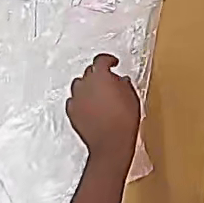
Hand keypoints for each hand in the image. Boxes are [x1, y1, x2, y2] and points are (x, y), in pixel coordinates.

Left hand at [68, 54, 139, 171]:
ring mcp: (76, 98)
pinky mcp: (71, 112)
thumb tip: (120, 81)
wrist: (111, 143)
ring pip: (79, 85)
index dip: (108, 59)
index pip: (101, 59)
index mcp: (100, 76)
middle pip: (89, 71)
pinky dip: (80, 100)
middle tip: (109, 80)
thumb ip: (123, 83)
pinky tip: (90, 106)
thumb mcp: (131, 96)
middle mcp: (85, 84)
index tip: (113, 62)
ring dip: (88, 86)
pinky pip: (74, 100)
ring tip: (98, 94)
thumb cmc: (123, 120)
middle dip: (98, 73)